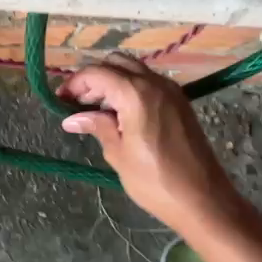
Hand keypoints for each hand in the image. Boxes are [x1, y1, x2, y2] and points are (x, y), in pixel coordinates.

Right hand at [56, 53, 240, 225]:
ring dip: (111, 82)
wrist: (202, 198)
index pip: (97, 73)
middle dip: (92, 78)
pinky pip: (148, 83)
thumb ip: (97, 127)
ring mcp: (171, 91)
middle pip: (116, 63)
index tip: (59, 100)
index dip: (74, 83)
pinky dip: (129, 89)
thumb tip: (72, 119)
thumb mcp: (118, 154)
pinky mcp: (179, 102)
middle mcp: (155, 83)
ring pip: (133, 70)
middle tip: (76, 103)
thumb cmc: (154, 180)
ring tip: (94, 109)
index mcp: (136, 94)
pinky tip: (119, 114)